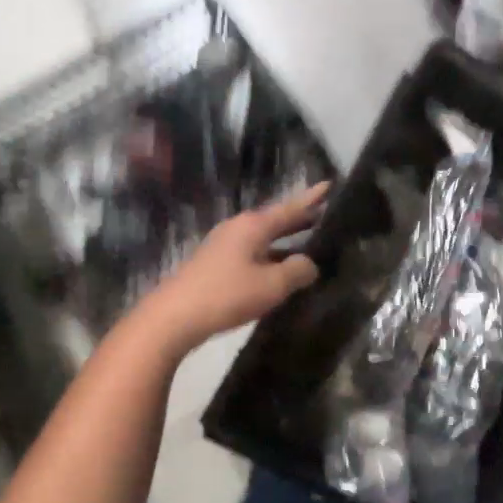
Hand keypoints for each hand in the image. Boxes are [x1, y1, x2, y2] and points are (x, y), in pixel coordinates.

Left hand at [135, 182, 329, 345]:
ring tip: (311, 242)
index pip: (291, 207)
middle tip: (328, 216)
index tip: (330, 185)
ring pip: (265, 237)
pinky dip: (273, 255)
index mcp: (254, 225)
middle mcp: (239, 228)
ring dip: (287, 240)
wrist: (172, 318)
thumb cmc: (226, 294)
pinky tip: (282, 268)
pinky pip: (254, 252)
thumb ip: (298, 271)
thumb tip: (309, 264)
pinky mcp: (217, 265)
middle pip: (277, 220)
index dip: (312, 198)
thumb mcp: (272, 285)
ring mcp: (225, 246)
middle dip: (302, 219)